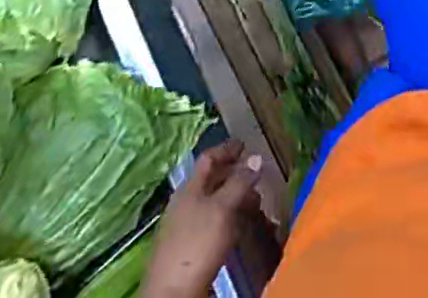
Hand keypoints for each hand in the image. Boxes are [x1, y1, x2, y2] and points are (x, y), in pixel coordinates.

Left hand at [141, 141, 262, 297]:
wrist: (171, 295)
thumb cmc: (197, 244)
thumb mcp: (223, 209)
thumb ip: (240, 182)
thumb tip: (255, 158)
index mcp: (189, 188)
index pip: (208, 159)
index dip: (226, 150)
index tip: (245, 144)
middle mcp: (184, 204)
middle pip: (211, 181)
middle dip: (235, 177)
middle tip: (256, 179)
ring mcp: (184, 227)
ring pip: (213, 204)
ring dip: (234, 201)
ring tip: (254, 207)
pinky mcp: (187, 250)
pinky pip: (212, 225)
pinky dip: (228, 221)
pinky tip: (238, 231)